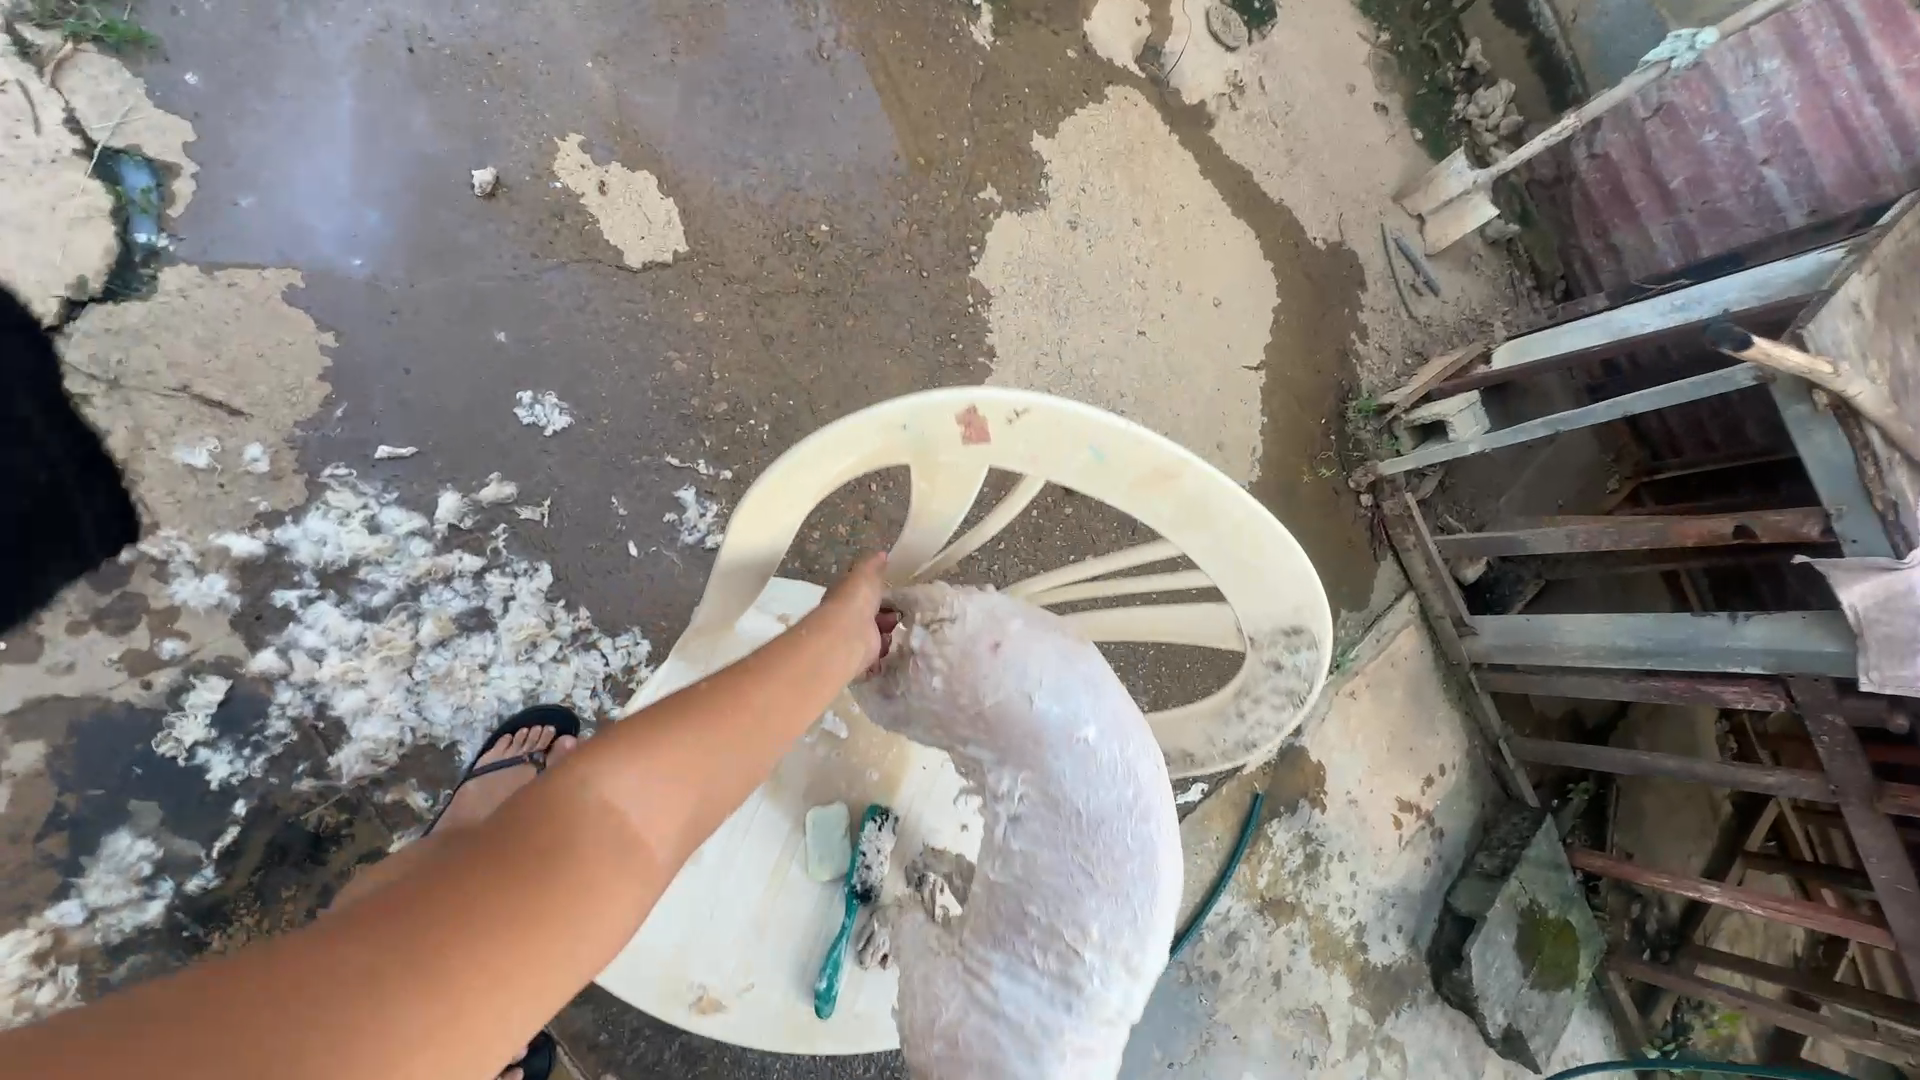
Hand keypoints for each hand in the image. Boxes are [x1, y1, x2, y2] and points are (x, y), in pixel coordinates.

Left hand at [814, 552, 891, 674]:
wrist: (849, 634)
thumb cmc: (855, 599)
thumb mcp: (865, 574)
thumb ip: (873, 564)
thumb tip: (882, 554)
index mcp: (846, 595)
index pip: (862, 592)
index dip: (877, 591)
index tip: (893, 590)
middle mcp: (848, 617)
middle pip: (871, 614)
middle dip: (887, 614)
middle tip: (903, 611)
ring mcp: (856, 638)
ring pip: (876, 634)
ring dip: (889, 632)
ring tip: (904, 626)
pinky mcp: (864, 656)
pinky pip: (879, 653)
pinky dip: (887, 649)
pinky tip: (898, 642)